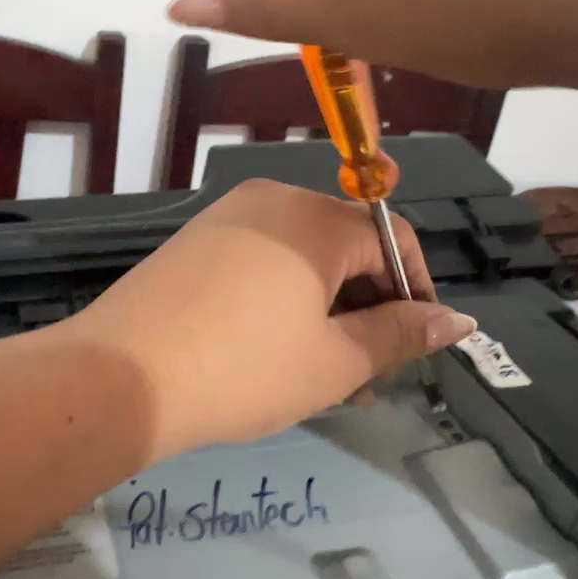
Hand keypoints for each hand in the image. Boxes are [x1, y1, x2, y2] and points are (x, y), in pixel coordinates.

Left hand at [58, 179, 475, 460]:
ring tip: (321, 377)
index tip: (415, 345)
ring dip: (324, 312)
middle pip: (343, 246)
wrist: (121, 376)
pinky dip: (281, 301)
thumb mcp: (334, 361)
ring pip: (299, 260)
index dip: (415, 291)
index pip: (391, 237)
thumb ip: (400, 334)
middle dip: (367, 308)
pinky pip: (258, 263)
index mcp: (313, 217)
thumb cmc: (243, 368)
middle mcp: (269, 201)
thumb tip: (456, 319)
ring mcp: (223, 219)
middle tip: (365, 376)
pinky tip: (273, 353)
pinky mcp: (191, 245)